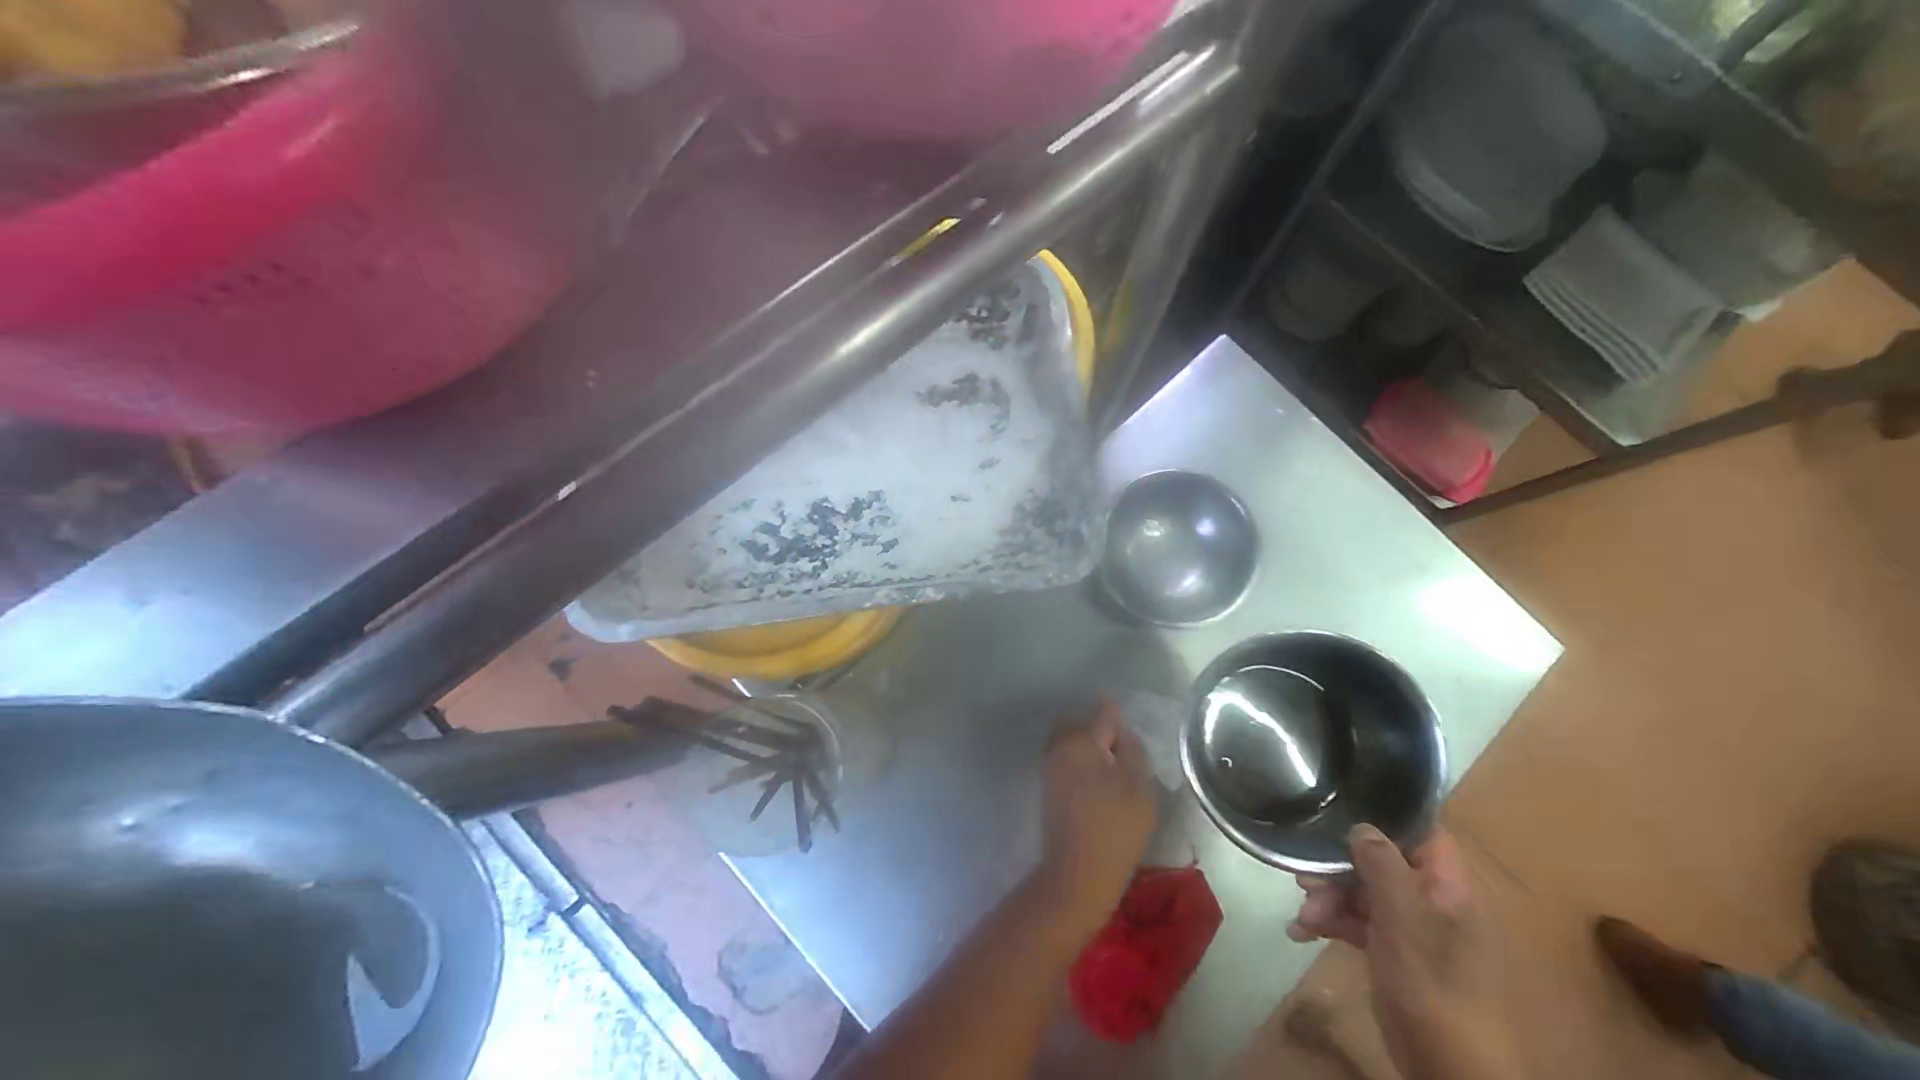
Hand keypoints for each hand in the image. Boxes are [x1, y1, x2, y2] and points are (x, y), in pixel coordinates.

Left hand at [1035, 700, 1157, 938]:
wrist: (1078, 873)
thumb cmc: (1116, 828)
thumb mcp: (1139, 786)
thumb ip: (1132, 750)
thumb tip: (1121, 732)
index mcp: (1080, 740)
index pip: (1102, 712)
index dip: (1118, 715)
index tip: (1130, 726)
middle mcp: (1058, 745)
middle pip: (1080, 720)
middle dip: (1099, 726)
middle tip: (1123, 747)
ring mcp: (1049, 765)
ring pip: (1069, 738)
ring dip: (1088, 742)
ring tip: (1112, 765)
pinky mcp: (1046, 785)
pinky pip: (1064, 756)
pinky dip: (1079, 758)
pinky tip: (1097, 778)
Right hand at [1288, 825, 1521, 1079]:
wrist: (1447, 1064)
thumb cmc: (1432, 981)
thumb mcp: (1404, 917)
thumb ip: (1382, 865)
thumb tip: (1361, 826)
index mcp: (1449, 887)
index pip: (1423, 834)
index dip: (1387, 819)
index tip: (1342, 812)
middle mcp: (1432, 902)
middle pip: (1382, 863)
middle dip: (1339, 867)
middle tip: (1304, 876)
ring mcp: (1412, 930)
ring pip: (1363, 894)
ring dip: (1328, 898)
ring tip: (1303, 914)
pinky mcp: (1392, 954)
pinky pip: (1357, 924)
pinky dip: (1330, 924)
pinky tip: (1301, 932)